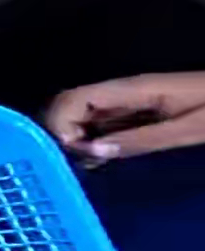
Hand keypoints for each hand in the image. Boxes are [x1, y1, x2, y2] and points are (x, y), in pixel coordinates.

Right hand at [44, 72, 204, 161]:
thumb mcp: (198, 128)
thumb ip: (143, 139)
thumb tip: (88, 151)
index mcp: (132, 90)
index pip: (71, 100)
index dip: (59, 124)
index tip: (75, 150)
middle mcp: (123, 92)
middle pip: (68, 106)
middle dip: (60, 131)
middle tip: (75, 158)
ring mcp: (131, 101)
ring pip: (80, 115)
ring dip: (75, 137)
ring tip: (86, 160)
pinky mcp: (140, 111)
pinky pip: (101, 122)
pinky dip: (92, 138)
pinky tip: (102, 155)